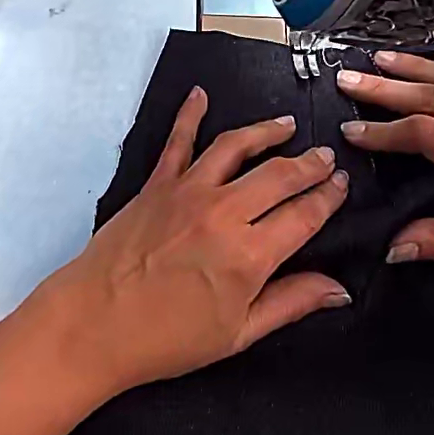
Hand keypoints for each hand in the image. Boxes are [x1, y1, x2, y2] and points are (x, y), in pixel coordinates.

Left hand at [33, 87, 349, 394]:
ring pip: (238, 146)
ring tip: (286, 125)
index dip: (328, 196)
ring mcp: (189, 191)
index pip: (304, 214)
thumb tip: (337, 289)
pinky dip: (190, 114)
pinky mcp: (159, 183)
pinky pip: (179, 140)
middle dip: (310, 163)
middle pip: (280, 175)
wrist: (93, 326)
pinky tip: (200, 95)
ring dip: (267, 131)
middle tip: (325, 156)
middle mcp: (223, 213)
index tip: (340, 184)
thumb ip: (291, 303)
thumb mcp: (238, 334)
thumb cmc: (165, 339)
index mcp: (248, 256)